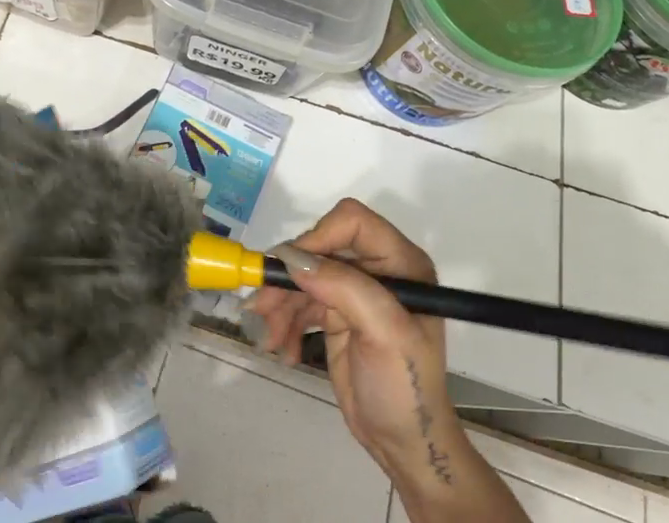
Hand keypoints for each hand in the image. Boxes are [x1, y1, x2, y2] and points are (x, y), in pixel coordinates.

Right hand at [248, 199, 462, 493]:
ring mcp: (355, 291)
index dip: (318, 238)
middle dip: (289, 280)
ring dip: (281, 305)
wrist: (404, 444)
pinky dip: (286, 322)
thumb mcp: (384, 335)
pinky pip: (300, 302)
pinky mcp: (336, 314)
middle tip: (263, 310)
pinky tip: (285, 349)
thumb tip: (293, 259)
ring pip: (303, 276)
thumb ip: (344, 288)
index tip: (290, 271)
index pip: (352, 223)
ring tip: (272, 339)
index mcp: (401, 263)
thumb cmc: (405, 387)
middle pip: (318, 248)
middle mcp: (378, 269)